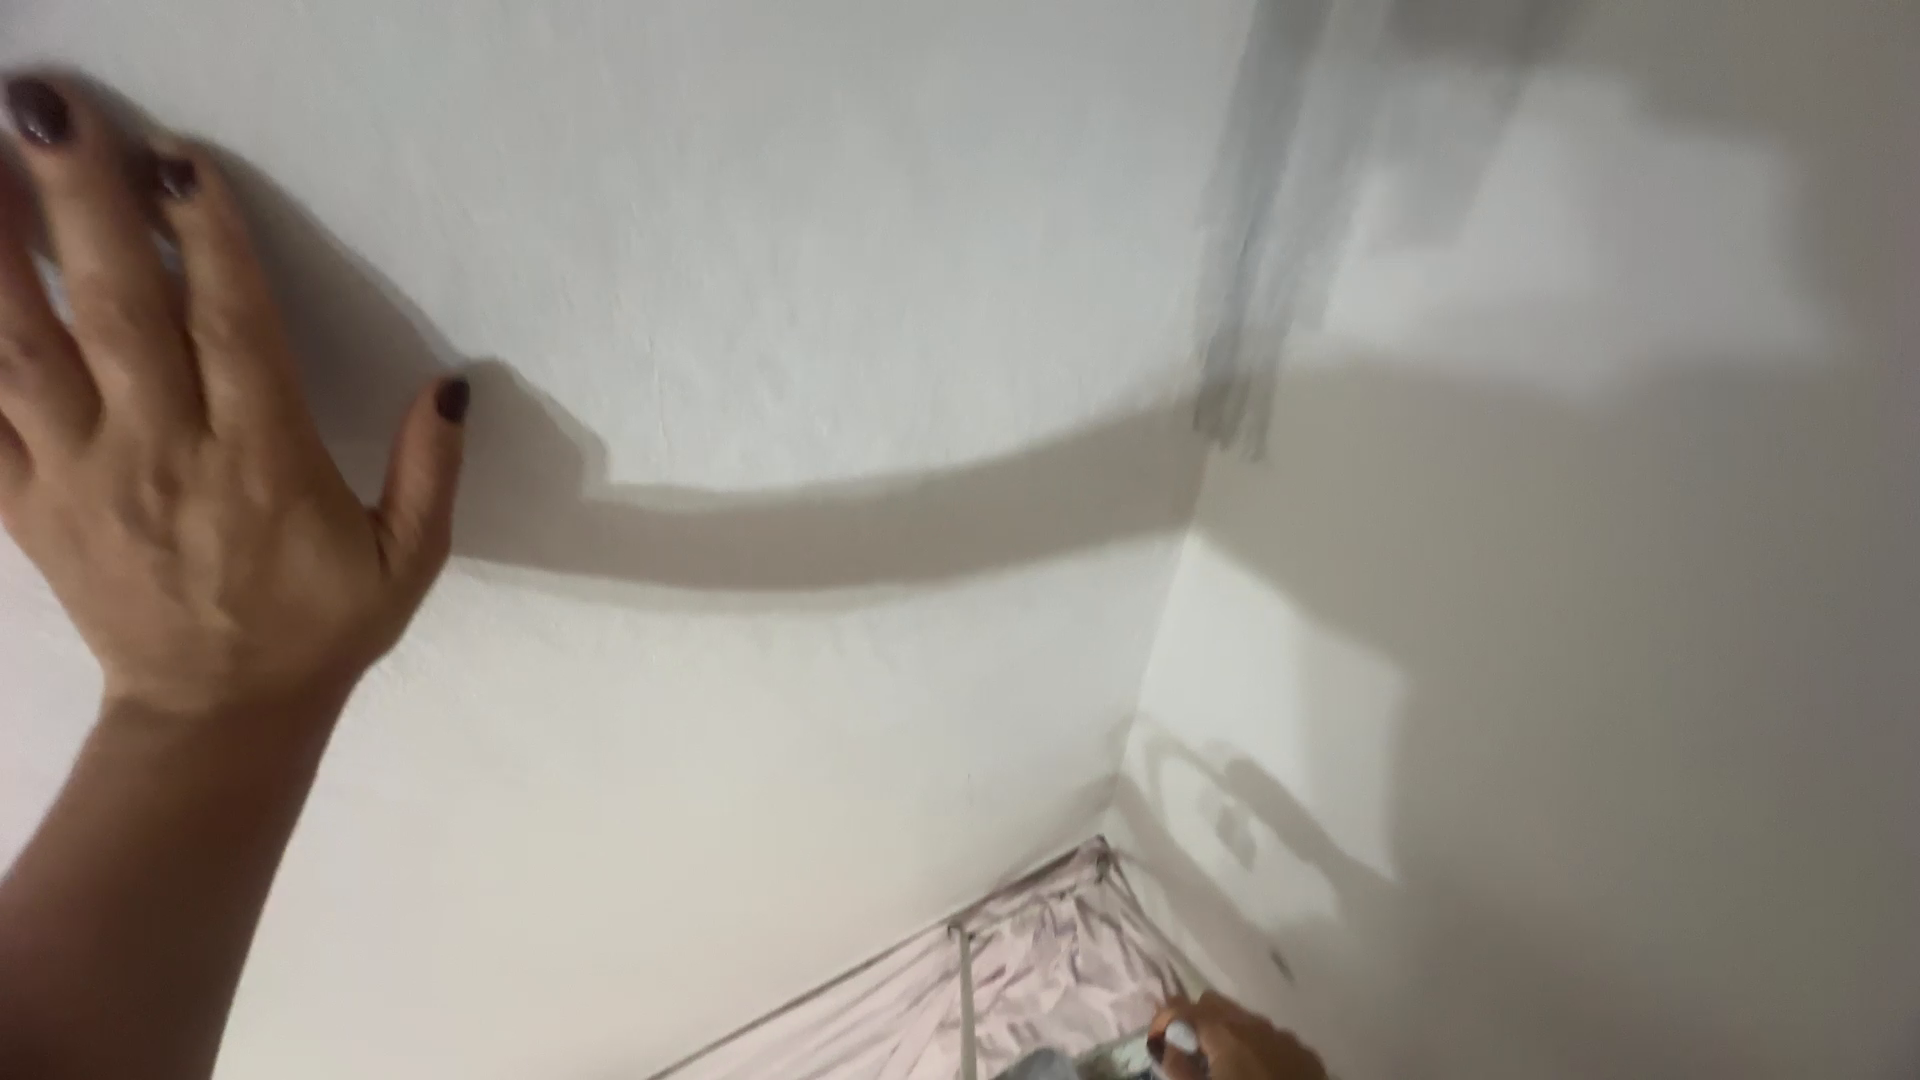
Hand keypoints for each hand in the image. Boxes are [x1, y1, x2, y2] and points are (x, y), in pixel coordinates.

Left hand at [0, 75, 465, 718]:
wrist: (221, 705)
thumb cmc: (331, 622)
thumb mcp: (414, 556)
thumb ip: (430, 471)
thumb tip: (449, 386)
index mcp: (266, 465)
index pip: (234, 333)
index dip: (210, 245)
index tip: (184, 166)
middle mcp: (164, 452)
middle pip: (114, 311)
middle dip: (79, 204)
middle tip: (53, 108)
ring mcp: (78, 473)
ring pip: (14, 341)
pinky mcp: (22, 498)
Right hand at [1149, 992, 1328, 1079]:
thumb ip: (1179, 1068)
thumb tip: (1166, 1045)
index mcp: (1223, 1032)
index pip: (1182, 1007)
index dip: (1163, 1019)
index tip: (1156, 1039)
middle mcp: (1252, 1024)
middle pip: (1213, 1003)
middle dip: (1196, 1019)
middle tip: (1190, 1050)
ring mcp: (1283, 1036)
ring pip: (1244, 1019)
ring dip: (1228, 1033)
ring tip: (1224, 1064)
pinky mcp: (1306, 1055)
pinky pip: (1273, 1038)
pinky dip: (1257, 1047)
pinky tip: (1259, 1074)